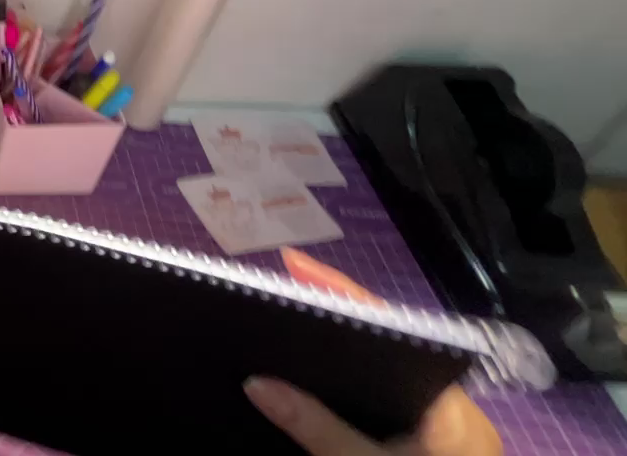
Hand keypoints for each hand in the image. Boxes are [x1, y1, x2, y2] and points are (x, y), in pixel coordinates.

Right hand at [244, 249, 501, 454]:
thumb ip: (317, 429)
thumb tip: (253, 382)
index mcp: (448, 408)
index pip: (394, 329)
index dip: (340, 291)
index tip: (292, 263)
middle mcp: (447, 412)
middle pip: (381, 345)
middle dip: (324, 316)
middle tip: (271, 292)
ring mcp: (437, 433)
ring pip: (374, 374)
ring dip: (326, 353)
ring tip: (274, 330)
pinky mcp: (419, 450)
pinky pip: (371, 401)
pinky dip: (334, 386)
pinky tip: (300, 383)